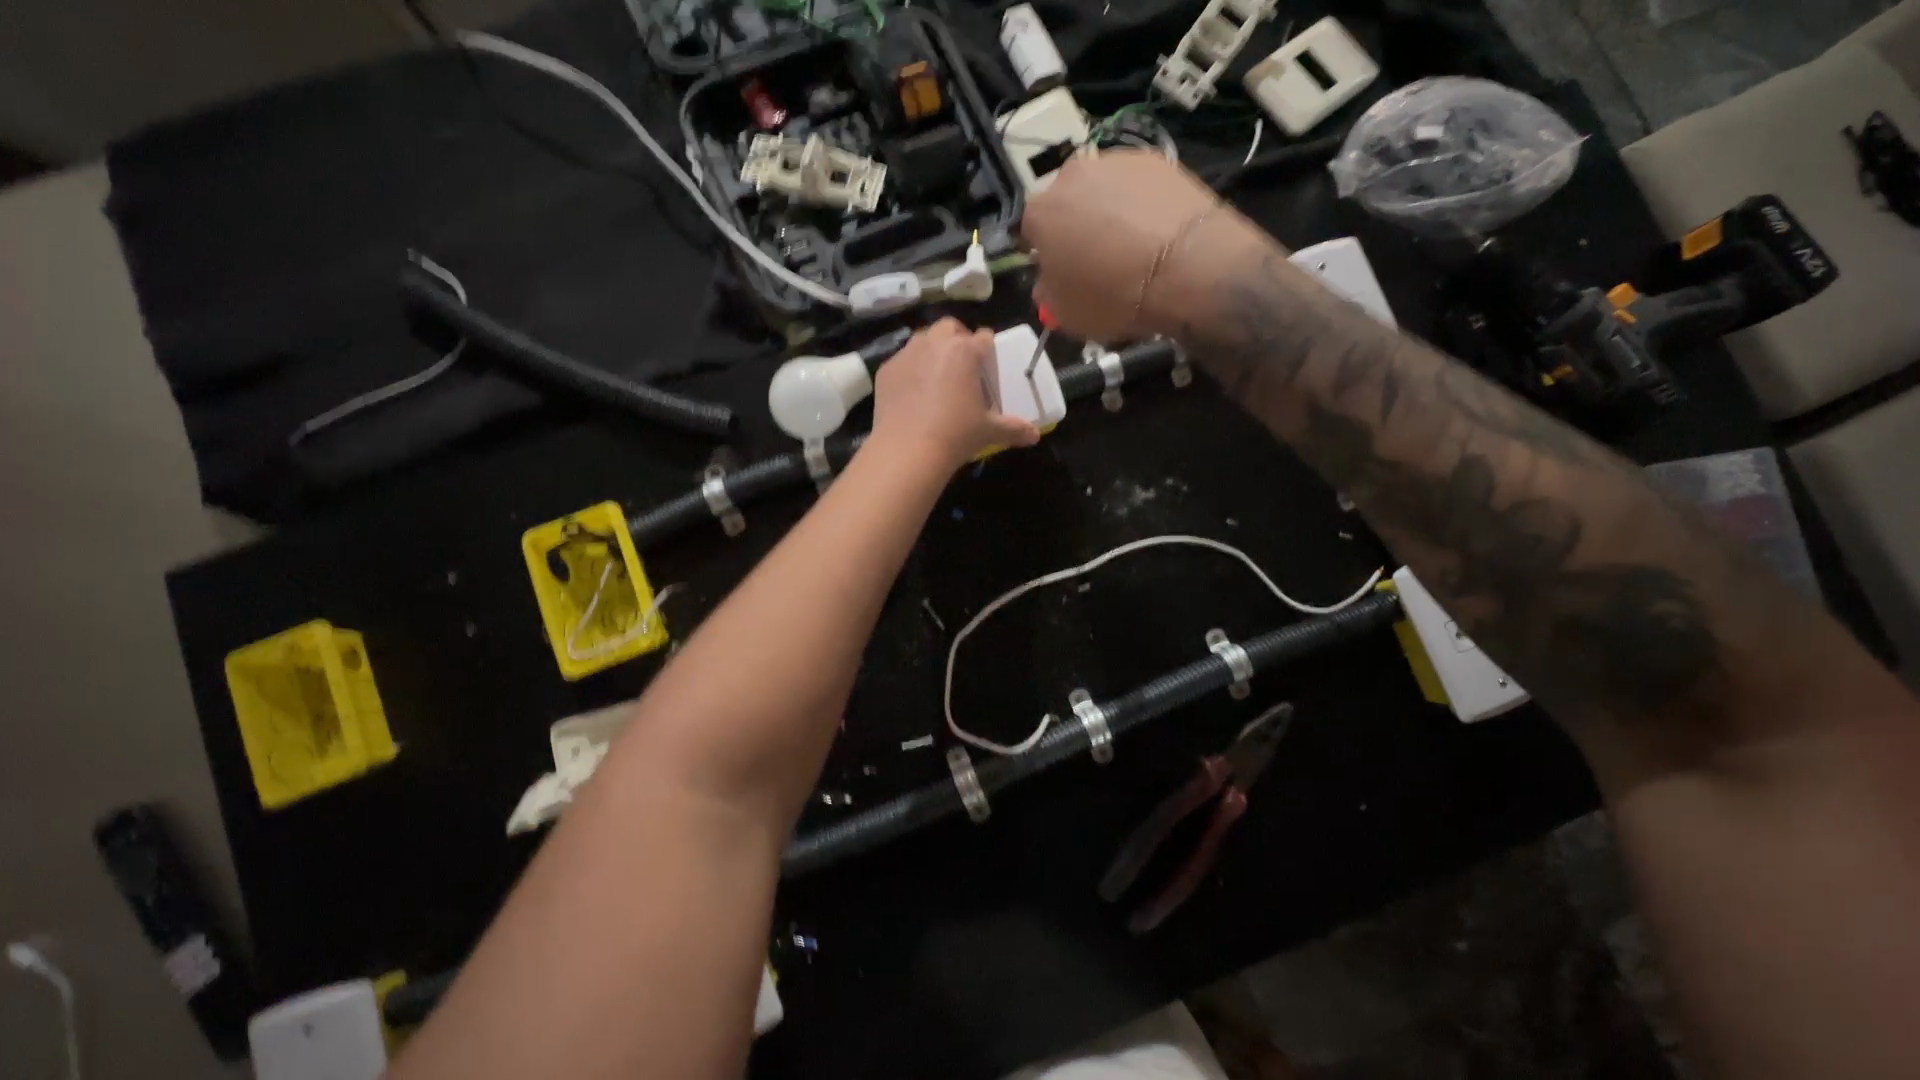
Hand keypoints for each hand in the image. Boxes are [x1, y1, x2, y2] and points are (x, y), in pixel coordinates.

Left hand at [869, 319, 1040, 470]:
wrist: (908, 450)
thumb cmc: (956, 434)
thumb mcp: (989, 431)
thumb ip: (1014, 428)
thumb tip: (1034, 435)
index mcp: (965, 351)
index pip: (984, 337)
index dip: (988, 348)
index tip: (988, 364)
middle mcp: (935, 343)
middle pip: (950, 327)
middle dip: (958, 338)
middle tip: (963, 364)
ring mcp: (907, 354)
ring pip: (923, 339)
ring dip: (933, 349)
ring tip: (937, 374)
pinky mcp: (886, 369)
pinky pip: (902, 360)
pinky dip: (910, 369)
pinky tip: (913, 392)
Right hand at [1022, 150, 1267, 342]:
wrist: (1188, 267)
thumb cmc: (1115, 295)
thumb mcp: (1065, 313)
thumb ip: (1046, 290)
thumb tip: (1049, 279)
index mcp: (1040, 212)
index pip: (1031, 232)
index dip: (1047, 254)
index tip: (1064, 272)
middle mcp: (1071, 175)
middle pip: (1067, 202)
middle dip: (1078, 225)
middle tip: (1101, 257)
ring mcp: (1116, 162)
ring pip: (1104, 189)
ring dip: (1111, 210)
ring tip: (1136, 244)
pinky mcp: (1157, 159)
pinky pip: (1139, 185)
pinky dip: (1144, 202)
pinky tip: (1159, 230)